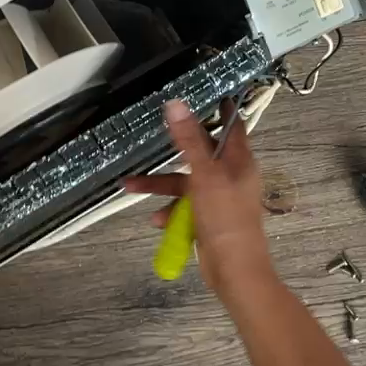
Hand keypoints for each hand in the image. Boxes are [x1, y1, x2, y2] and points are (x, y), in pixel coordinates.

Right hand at [123, 99, 277, 298]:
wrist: (236, 273)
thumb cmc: (225, 218)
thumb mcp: (204, 175)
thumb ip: (188, 140)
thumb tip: (175, 103)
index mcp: (238, 161)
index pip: (231, 124)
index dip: (219, 107)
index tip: (200, 92)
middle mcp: (230, 175)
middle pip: (201, 151)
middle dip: (174, 148)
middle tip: (155, 130)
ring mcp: (218, 197)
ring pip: (185, 181)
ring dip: (158, 185)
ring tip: (128, 186)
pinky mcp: (207, 218)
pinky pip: (184, 206)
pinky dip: (169, 210)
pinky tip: (155, 220)